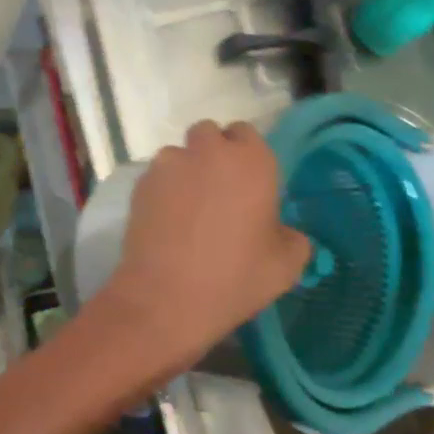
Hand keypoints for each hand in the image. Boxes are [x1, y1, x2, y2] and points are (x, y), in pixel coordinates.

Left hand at [100, 120, 311, 366]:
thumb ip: (293, 239)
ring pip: (180, 155)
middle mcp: (208, 151)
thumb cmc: (234, 278)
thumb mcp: (286, 266)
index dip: (247, 157)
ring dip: (186, 172)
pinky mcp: (140, 185)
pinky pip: (157, 177)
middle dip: (213, 155)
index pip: (248, 134)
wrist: (166, 298)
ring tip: (188, 211)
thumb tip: (285, 234)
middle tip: (218, 193)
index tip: (248, 185)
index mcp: (251, 160)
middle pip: (210, 135)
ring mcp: (169, 165)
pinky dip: (163, 191)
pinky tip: (166, 223)